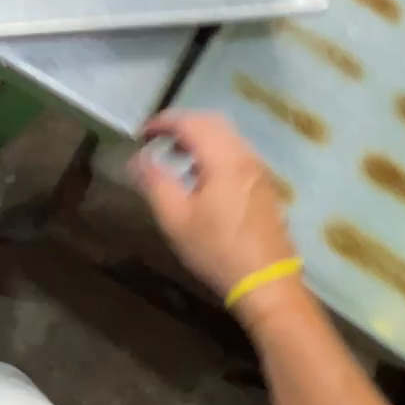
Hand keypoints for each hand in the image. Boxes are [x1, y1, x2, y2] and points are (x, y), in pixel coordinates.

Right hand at [134, 111, 299, 311]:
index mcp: (224, 159)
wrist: (266, 283)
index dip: (163, 122)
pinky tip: (201, 174)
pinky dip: (214, 149)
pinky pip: (237, 151)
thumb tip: (138, 158)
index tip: (142, 133)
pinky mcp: (264, 185)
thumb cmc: (216, 250)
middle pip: (213, 121)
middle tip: (157, 138)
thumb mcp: (175, 218)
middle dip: (182, 123)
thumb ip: (154, 181)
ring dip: (199, 136)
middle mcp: (246, 156)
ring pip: (228, 135)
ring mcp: (259, 170)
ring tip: (175, 154)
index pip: (191, 122)